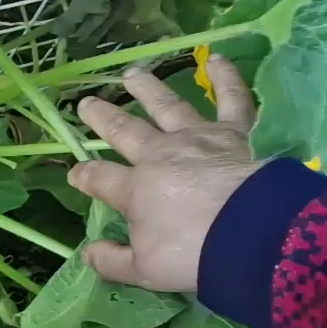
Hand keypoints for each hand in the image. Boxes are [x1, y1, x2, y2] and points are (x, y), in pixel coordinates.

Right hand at [68, 58, 264, 291]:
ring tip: (132, 74)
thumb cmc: (192, 253)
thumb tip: (88, 252)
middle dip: (102, 118)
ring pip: (166, 107)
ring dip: (147, 89)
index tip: (75, 174)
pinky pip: (231, 99)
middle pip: (124, 131)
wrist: (251, 234)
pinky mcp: (234, 132)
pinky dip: (226, 77)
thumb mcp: (143, 270)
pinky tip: (217, 57)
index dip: (84, 176)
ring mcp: (196, 139)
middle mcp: (159, 155)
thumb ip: (112, 261)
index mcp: (134, 189)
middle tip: (86, 103)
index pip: (99, 178)